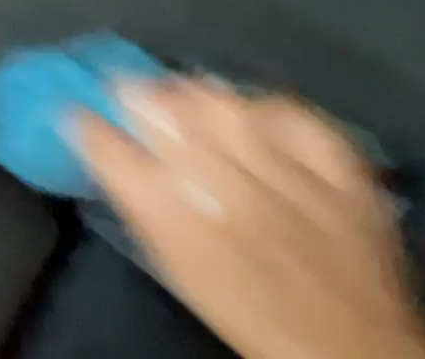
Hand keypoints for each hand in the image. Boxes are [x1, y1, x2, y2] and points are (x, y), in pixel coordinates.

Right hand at [73, 77, 424, 358]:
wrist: (345, 347)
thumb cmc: (236, 301)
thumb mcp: (166, 254)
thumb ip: (132, 195)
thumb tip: (97, 141)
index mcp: (163, 209)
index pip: (98, 137)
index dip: (82, 117)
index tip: (80, 112)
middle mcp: (216, 183)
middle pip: (158, 105)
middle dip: (134, 91)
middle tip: (132, 94)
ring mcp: (282, 175)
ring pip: (220, 101)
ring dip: (194, 93)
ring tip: (189, 98)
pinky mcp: (336, 176)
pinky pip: (296, 118)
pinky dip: (270, 108)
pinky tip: (256, 114)